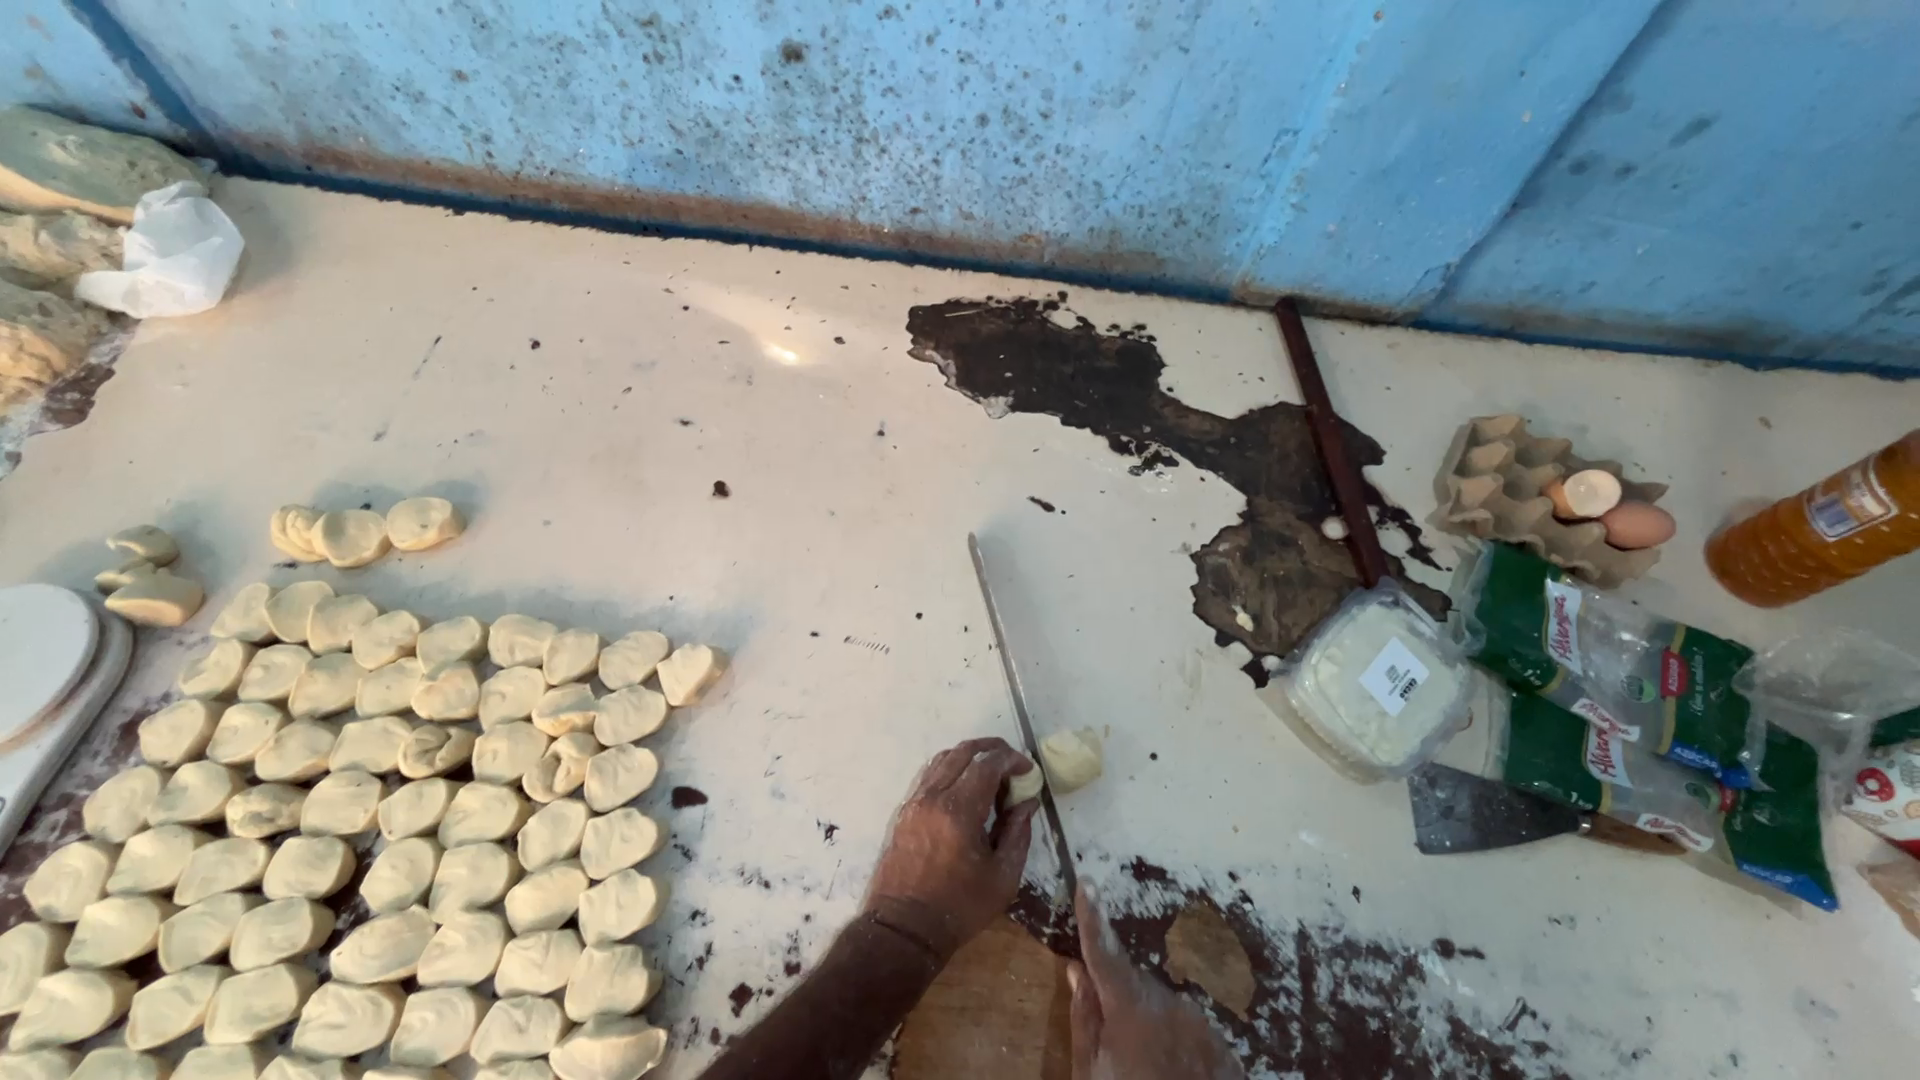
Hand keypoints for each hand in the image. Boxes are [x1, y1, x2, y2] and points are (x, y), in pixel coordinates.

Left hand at [863, 736, 1038, 958]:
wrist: (904, 929)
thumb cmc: (959, 908)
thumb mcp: (1003, 878)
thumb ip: (1018, 833)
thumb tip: (1027, 803)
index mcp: (959, 811)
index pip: (987, 765)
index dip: (1011, 760)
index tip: (1027, 769)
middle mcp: (933, 797)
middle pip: (962, 752)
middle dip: (991, 749)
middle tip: (1011, 761)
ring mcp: (914, 802)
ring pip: (942, 760)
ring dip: (968, 757)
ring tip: (990, 772)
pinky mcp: (904, 812)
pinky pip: (928, 776)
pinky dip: (949, 770)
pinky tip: (964, 788)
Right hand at [1068, 885, 1245, 1079]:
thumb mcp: (1090, 1073)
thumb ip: (1084, 1018)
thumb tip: (1077, 971)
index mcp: (1130, 1007)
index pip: (1105, 951)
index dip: (1093, 916)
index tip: (1086, 880)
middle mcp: (1170, 1004)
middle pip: (1133, 986)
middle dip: (1118, 1000)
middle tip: (1110, 1041)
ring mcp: (1201, 1025)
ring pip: (1162, 1010)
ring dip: (1149, 1027)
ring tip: (1144, 1070)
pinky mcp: (1224, 1048)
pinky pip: (1188, 1033)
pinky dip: (1175, 1046)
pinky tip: (1170, 1076)